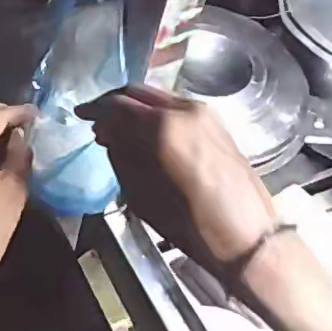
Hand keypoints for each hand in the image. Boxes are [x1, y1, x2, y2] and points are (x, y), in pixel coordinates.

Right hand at [76, 84, 278, 271]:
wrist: (251, 238)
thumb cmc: (195, 227)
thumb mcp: (144, 197)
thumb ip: (122, 158)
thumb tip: (108, 136)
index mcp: (165, 128)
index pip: (119, 105)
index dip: (96, 109)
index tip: (81, 116)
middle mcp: (186, 111)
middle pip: (139, 92)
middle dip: (114, 104)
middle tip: (96, 122)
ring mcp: (205, 114)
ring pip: (158, 97)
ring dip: (135, 109)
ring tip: (117, 131)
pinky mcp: (217, 124)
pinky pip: (176, 108)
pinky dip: (155, 115)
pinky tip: (146, 134)